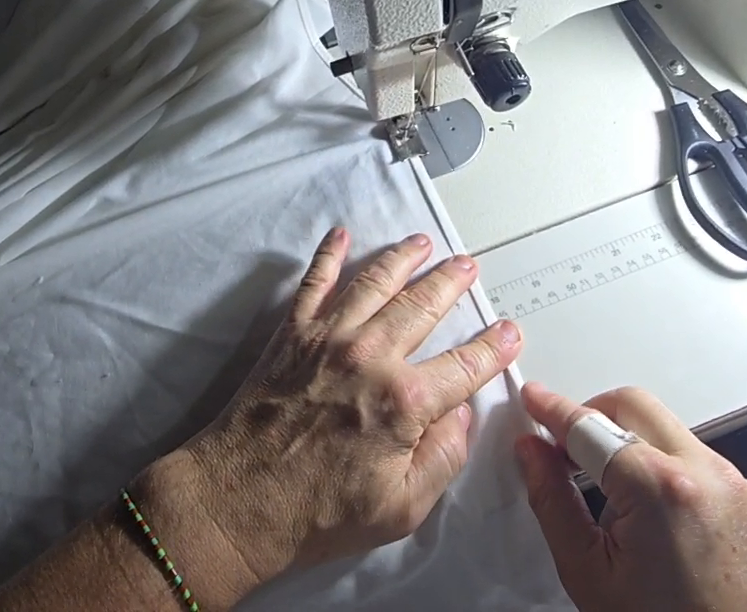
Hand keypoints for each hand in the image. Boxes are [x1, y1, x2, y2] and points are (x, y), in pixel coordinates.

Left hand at [136, 228, 522, 603]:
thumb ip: (443, 457)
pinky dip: (329, 254)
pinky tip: (340, 234)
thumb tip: (463, 413)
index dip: (494, 347)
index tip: (510, 330)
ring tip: (422, 242)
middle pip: (423, 306)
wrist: (237, 501)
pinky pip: (315, 280)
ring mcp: (329, 336)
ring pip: (376, 281)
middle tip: (468, 265)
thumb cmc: (319, 513)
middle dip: (451, 282)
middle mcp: (370, 356)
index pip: (464, 366)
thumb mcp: (401, 509)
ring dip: (403, 257)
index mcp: (403, 402)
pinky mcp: (293, 331)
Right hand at [515, 383, 746, 611]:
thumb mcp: (590, 575)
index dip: (552, 409)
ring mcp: (732, 482)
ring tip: (607, 488)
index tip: (533, 398)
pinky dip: (659, 461)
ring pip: (663, 426)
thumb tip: (531, 452)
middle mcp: (703, 471)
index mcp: (658, 488)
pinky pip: (691, 455)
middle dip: (592, 411)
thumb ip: (553, 502)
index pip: (589, 425)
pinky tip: (646, 507)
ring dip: (626, 438)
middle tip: (564, 444)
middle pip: (631, 404)